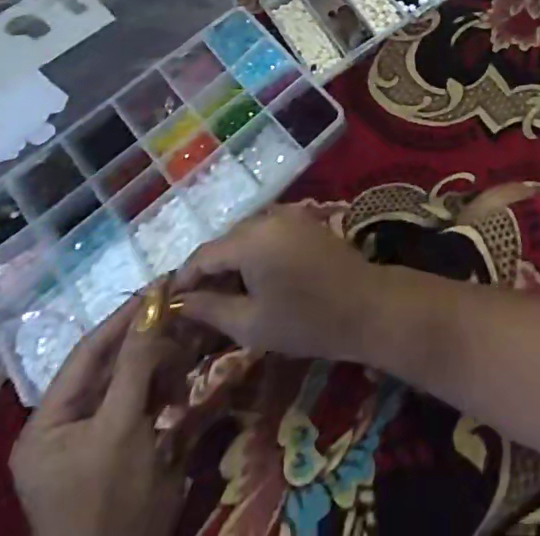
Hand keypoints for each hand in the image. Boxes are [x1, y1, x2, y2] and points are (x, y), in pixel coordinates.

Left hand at [9, 293, 183, 535]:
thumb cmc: (109, 503)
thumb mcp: (121, 429)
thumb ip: (134, 365)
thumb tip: (149, 306)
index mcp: (46, 424)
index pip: (86, 354)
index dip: (123, 319)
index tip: (158, 288)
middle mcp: (64, 427)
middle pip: (108, 368)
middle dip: (146, 345)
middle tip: (183, 319)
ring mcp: (93, 441)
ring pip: (128, 385)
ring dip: (158, 369)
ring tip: (186, 361)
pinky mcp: (120, 452)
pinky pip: (140, 408)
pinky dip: (161, 393)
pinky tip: (181, 389)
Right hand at [173, 206, 381, 360]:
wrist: (367, 307)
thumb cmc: (306, 321)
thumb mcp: (251, 323)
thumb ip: (210, 309)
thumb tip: (180, 303)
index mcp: (250, 239)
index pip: (203, 255)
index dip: (185, 280)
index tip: (172, 305)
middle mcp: (268, 218)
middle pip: (225, 242)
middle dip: (209, 270)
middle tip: (198, 305)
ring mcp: (290, 216)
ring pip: (247, 236)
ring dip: (233, 261)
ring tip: (226, 296)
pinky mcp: (306, 222)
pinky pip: (269, 233)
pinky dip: (256, 253)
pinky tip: (256, 280)